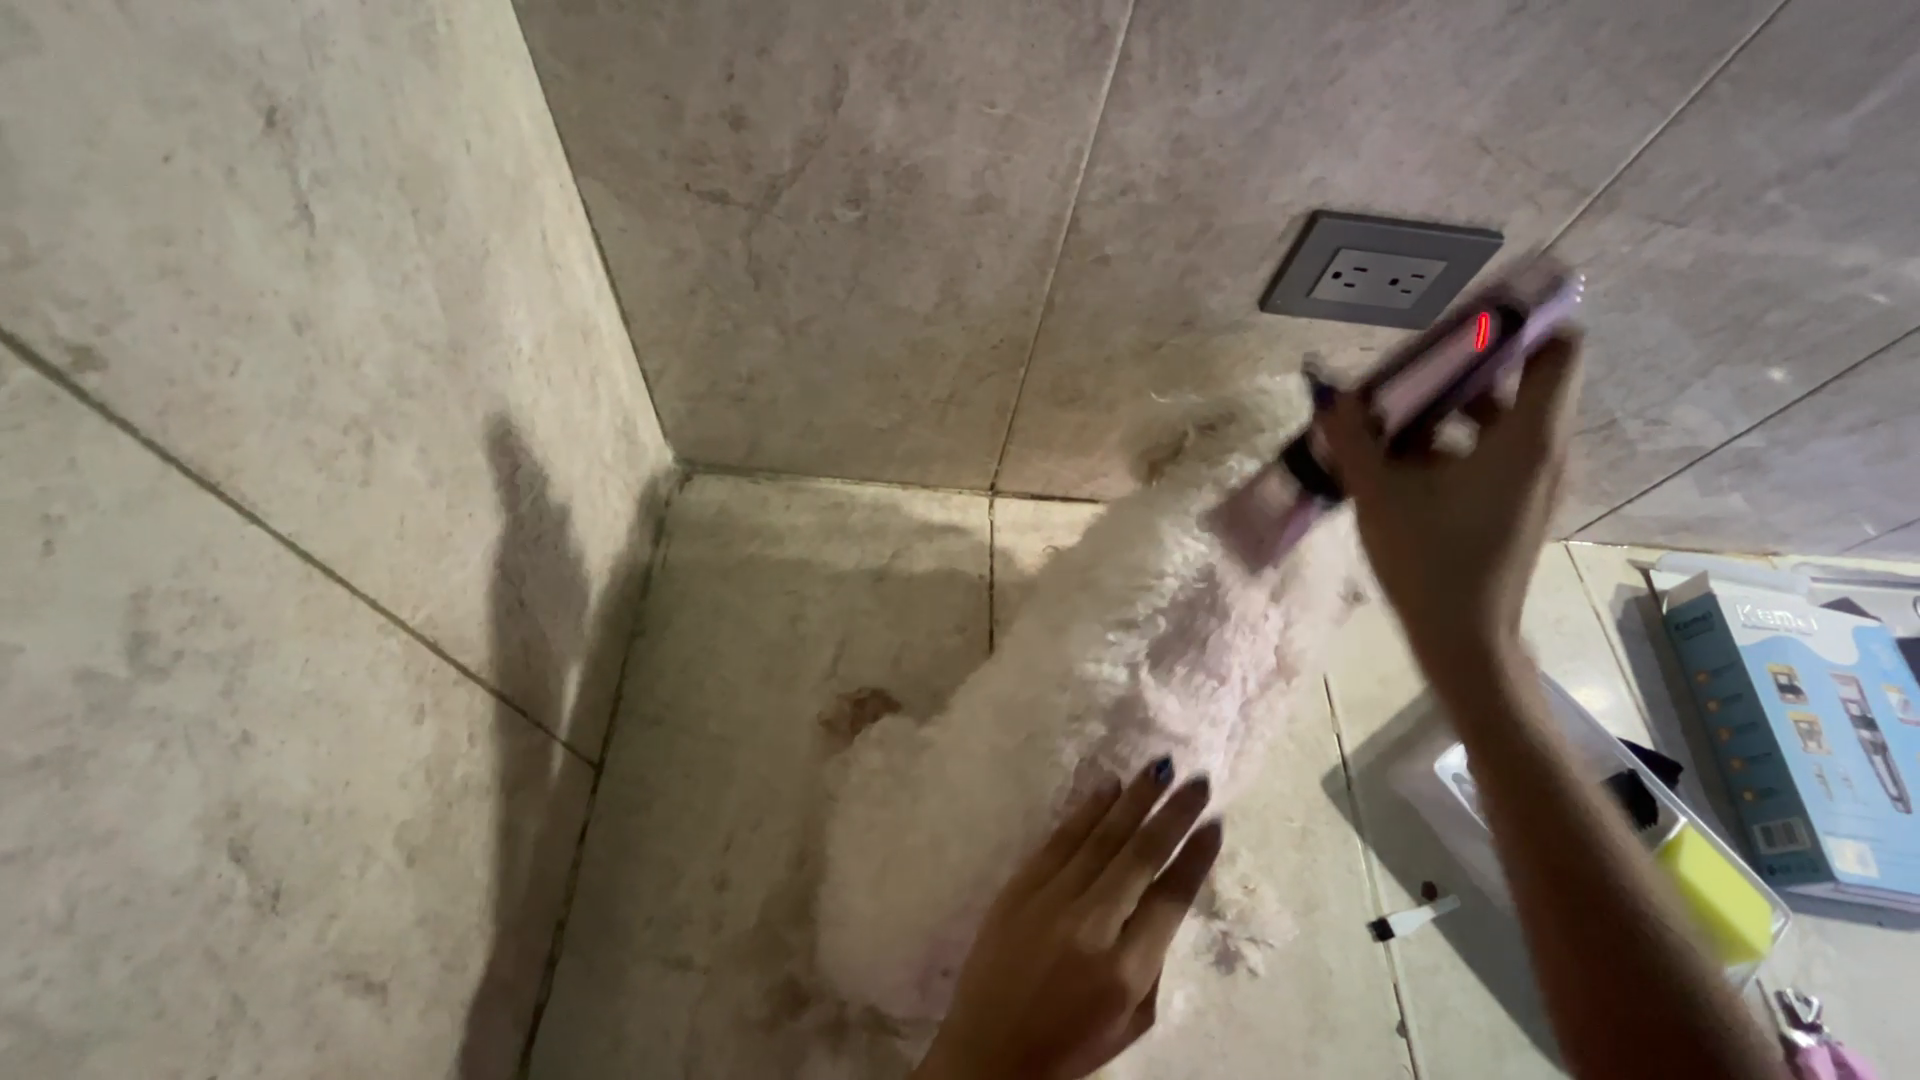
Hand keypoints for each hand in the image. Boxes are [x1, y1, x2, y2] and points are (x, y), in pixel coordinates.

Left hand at [913, 761, 1221, 1079]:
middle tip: (1197, 779)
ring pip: (1100, 837)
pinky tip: (1107, 788)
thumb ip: (1153, 959)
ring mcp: (1050, 901)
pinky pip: (1060, 839)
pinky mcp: (1018, 888)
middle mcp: (1091, 926)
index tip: (1214, 822)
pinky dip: (1086, 811)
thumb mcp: (1132, 1019)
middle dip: (1173, 813)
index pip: (1171, 897)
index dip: (1195, 856)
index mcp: (1126, 969)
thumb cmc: (1071, 1044)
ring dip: (1133, 799)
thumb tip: (1162, 898)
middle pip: (1139, 855)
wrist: (990, 1051)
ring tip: (1158, 768)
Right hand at [1320, 334, 1582, 670]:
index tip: (1463, 331)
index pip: (1560, 350)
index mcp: (1527, 438)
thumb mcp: (1379, 492)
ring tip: (1389, 426)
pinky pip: (1493, 456)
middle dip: (1459, 375)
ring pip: (1500, 423)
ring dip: (1449, 415)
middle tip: (1403, 378)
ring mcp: (1534, 482)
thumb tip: (1331, 395)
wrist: (1462, 637)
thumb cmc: (1428, 559)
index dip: (1520, 328)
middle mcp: (1545, 452)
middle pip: (1518, 385)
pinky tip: (1401, 469)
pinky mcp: (1518, 507)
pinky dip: (1454, 448)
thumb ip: (1353, 437)